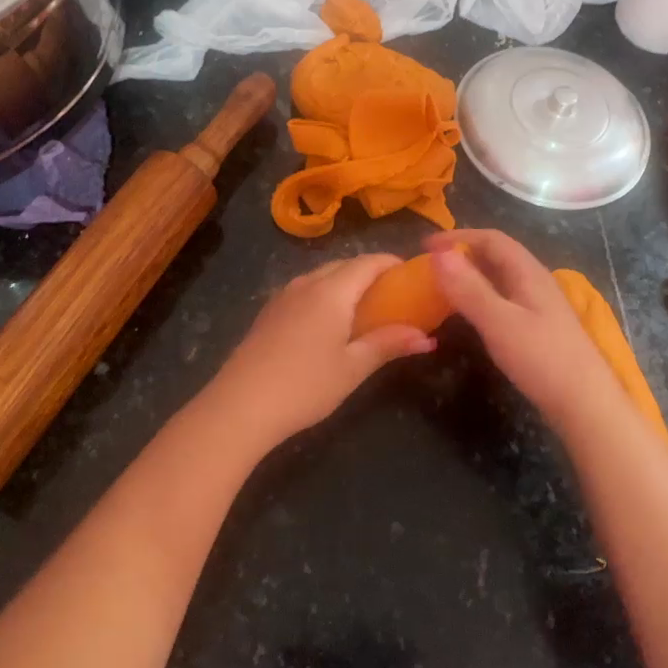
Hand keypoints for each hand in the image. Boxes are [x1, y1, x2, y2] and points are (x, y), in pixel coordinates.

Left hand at [193, 254, 434, 452]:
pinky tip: (328, 323)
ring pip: (321, 277)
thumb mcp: (353, 368)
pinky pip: (304, 291)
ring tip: (364, 308)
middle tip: (394, 295)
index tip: (413, 275)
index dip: (392, 263)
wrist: (240, 406)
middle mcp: (306, 284)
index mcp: (332, 291)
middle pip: (344, 265)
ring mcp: (282, 297)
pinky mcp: (267, 314)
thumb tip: (427, 337)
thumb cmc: (305, 386)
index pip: (368, 262)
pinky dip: (325, 295)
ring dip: (345, 283)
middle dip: (370, 273)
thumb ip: (389, 344)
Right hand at [427, 229, 628, 431]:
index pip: (491, 239)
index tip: (425, 247)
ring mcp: (540, 305)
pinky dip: (481, 297)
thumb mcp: (499, 322)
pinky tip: (470, 315)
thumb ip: (469, 288)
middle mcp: (536, 282)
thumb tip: (438, 254)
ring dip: (471, 276)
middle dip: (463, 254)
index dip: (457, 237)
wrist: (585, 403)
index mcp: (528, 273)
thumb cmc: (542, 359)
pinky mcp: (539, 327)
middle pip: (497, 255)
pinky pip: (504, 299)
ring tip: (442, 287)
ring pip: (501, 278)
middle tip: (429, 267)